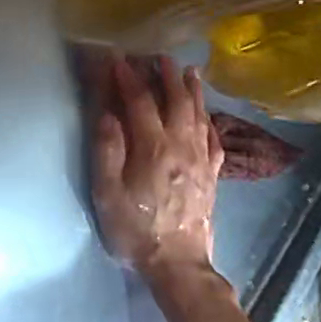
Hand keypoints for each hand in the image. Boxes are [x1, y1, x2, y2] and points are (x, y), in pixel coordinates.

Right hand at [88, 54, 224, 276]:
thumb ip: (106, 149)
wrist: (178, 265)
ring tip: (188, 71)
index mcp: (153, 148)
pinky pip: (213, 140)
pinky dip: (208, 121)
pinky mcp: (211, 177)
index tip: (117, 57)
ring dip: (192, 91)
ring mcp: (200, 162)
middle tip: (159, 56)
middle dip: (167, 76)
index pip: (140, 102)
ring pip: (199, 116)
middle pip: (176, 102)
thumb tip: (106, 113)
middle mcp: (181, 148)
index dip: (127, 78)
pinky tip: (205, 115)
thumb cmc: (134, 227)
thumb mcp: (107, 191)